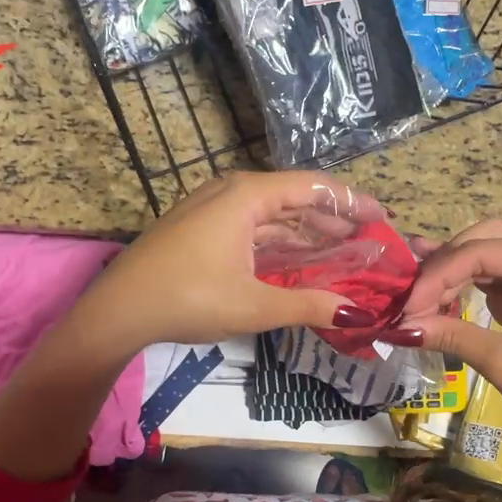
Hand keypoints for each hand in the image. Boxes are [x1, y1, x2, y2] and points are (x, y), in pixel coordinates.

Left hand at [73, 172, 386, 352]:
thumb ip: (308, 306)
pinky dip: (277, 245)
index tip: (383, 218)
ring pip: (270, 217)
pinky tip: (296, 263)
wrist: (119, 310)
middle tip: (369, 241)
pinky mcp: (198, 231)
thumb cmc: (188, 298)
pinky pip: (250, 230)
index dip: (351, 203)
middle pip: (293, 199)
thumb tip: (357, 314)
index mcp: (246, 195)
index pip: (312, 188)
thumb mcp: (254, 306)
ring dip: (305, 235)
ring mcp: (210, 210)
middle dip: (332, 221)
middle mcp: (230, 192)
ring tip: (342, 253)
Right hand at [392, 227, 501, 438]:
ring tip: (410, 293)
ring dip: (446, 275)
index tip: (406, 308)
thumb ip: (452, 335)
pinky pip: (486, 278)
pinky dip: (458, 287)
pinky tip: (429, 293)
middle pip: (480, 242)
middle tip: (407, 297)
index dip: (437, 276)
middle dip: (442, 267)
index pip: (480, 252)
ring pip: (480, 257)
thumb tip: (399, 328)